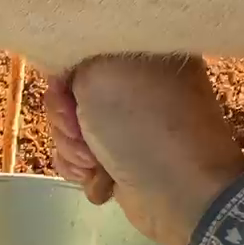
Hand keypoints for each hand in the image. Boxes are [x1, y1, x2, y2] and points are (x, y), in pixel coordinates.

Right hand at [48, 56, 243, 244]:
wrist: (180, 192)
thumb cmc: (142, 124)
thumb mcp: (99, 72)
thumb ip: (74, 63)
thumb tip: (67, 79)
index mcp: (141, 51)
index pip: (80, 53)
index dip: (63, 76)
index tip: (65, 93)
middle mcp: (134, 84)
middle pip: (70, 93)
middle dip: (65, 118)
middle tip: (79, 132)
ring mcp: (126, 124)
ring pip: (70, 129)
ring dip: (72, 149)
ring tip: (94, 163)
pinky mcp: (117, 159)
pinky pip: (79, 157)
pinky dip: (81, 170)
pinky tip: (99, 179)